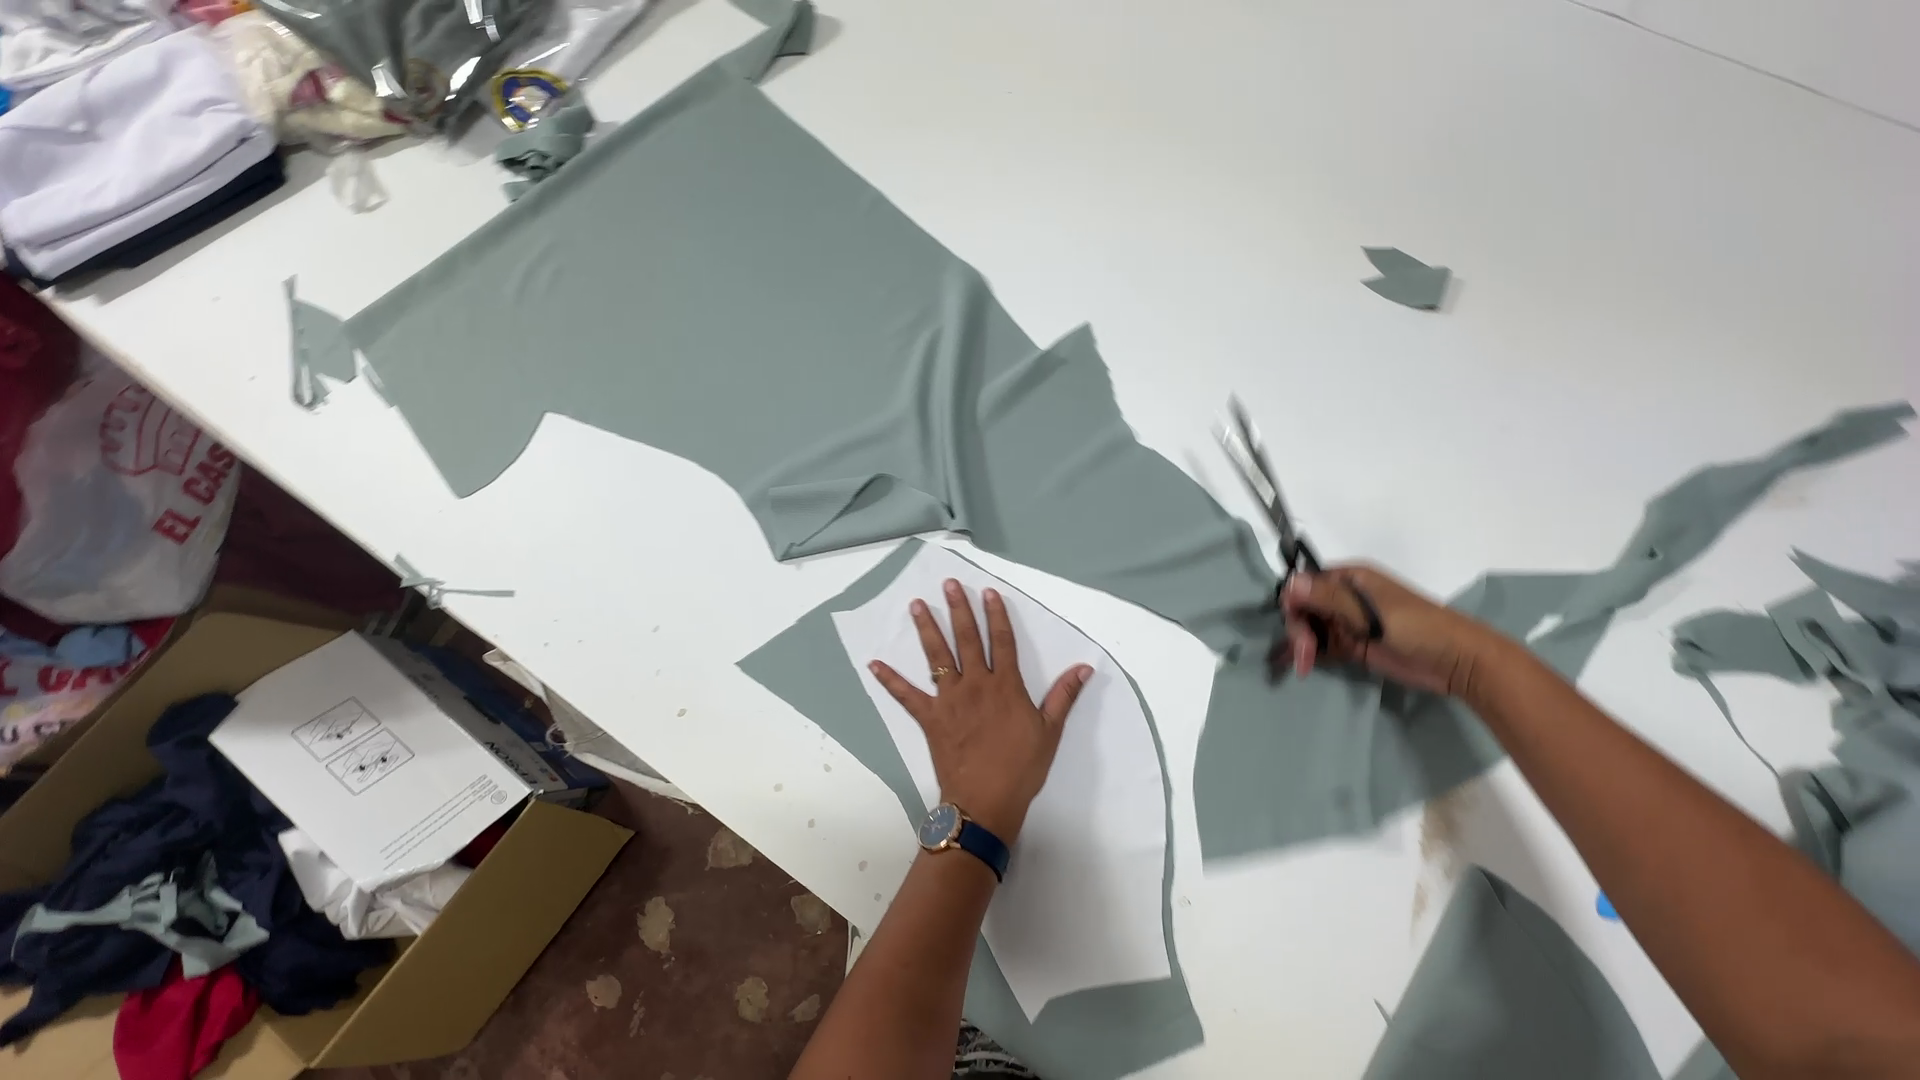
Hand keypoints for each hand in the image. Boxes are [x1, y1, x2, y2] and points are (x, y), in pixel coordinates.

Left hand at [869, 579, 1092, 842]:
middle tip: (949, 584)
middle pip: (967, 639)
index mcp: (1006, 686)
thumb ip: (1063, 696)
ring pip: (937, 657)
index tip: (989, 592)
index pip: (1002, 641)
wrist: (986, 801)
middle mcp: (976, 685)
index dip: (997, 616)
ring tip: (916, 605)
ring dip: (927, 629)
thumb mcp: (1050, 731)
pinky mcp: (930, 718)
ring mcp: (949, 700)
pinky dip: (890, 680)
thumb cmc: (1022, 768)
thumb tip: (1084, 667)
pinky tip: (873, 663)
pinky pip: (906, 695)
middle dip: (959, 609)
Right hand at [1280, 564, 1506, 697]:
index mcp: (1350, 578)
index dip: (1294, 601)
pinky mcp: (1354, 646)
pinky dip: (1310, 655)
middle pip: (1305, 608)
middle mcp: (1345, 597)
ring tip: (1303, 665)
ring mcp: (1349, 622)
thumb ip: (1330, 599)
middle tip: (1303, 653)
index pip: (1306, 583)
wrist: (1455, 661)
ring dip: (1302, 645)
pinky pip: (1323, 646)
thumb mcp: (1371, 612)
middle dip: (1299, 629)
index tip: (1294, 624)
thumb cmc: (1416, 627)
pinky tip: (1303, 666)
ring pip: (1311, 628)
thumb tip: (1290, 583)